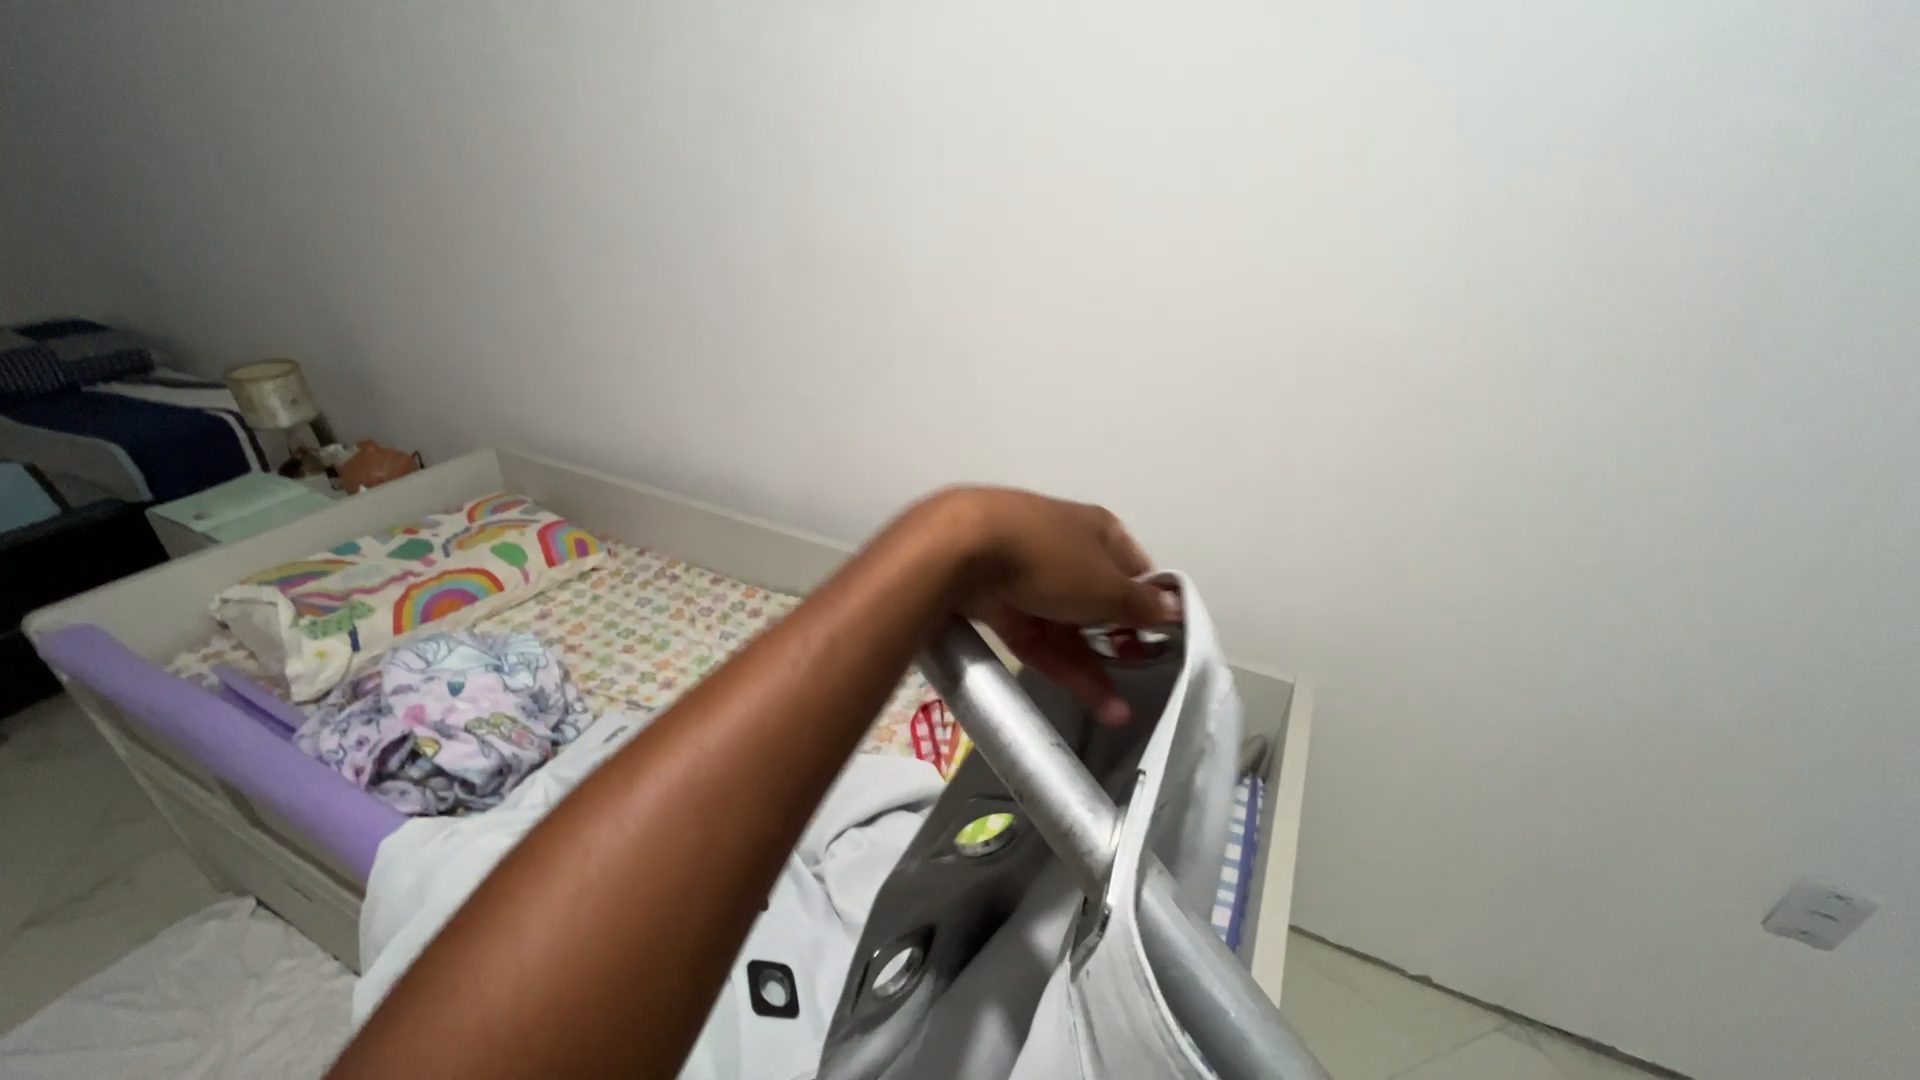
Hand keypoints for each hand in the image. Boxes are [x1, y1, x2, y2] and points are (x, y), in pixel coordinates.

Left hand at [914, 487, 1180, 724]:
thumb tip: (1175, 608)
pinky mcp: (998, 605)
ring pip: (1067, 627)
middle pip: (1098, 601)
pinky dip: (1061, 669)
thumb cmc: (1048, 557)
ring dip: (1092, 668)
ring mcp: (1027, 578)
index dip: (1149, 606)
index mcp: (1097, 531)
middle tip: (1139, 680)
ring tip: (1119, 714)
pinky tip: (1093, 702)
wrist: (958, 548)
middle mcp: (1065, 550)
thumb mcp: (1104, 584)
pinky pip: (1038, 640)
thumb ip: (1139, 604)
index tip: (1163, 642)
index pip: (1135, 570)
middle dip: (1118, 643)